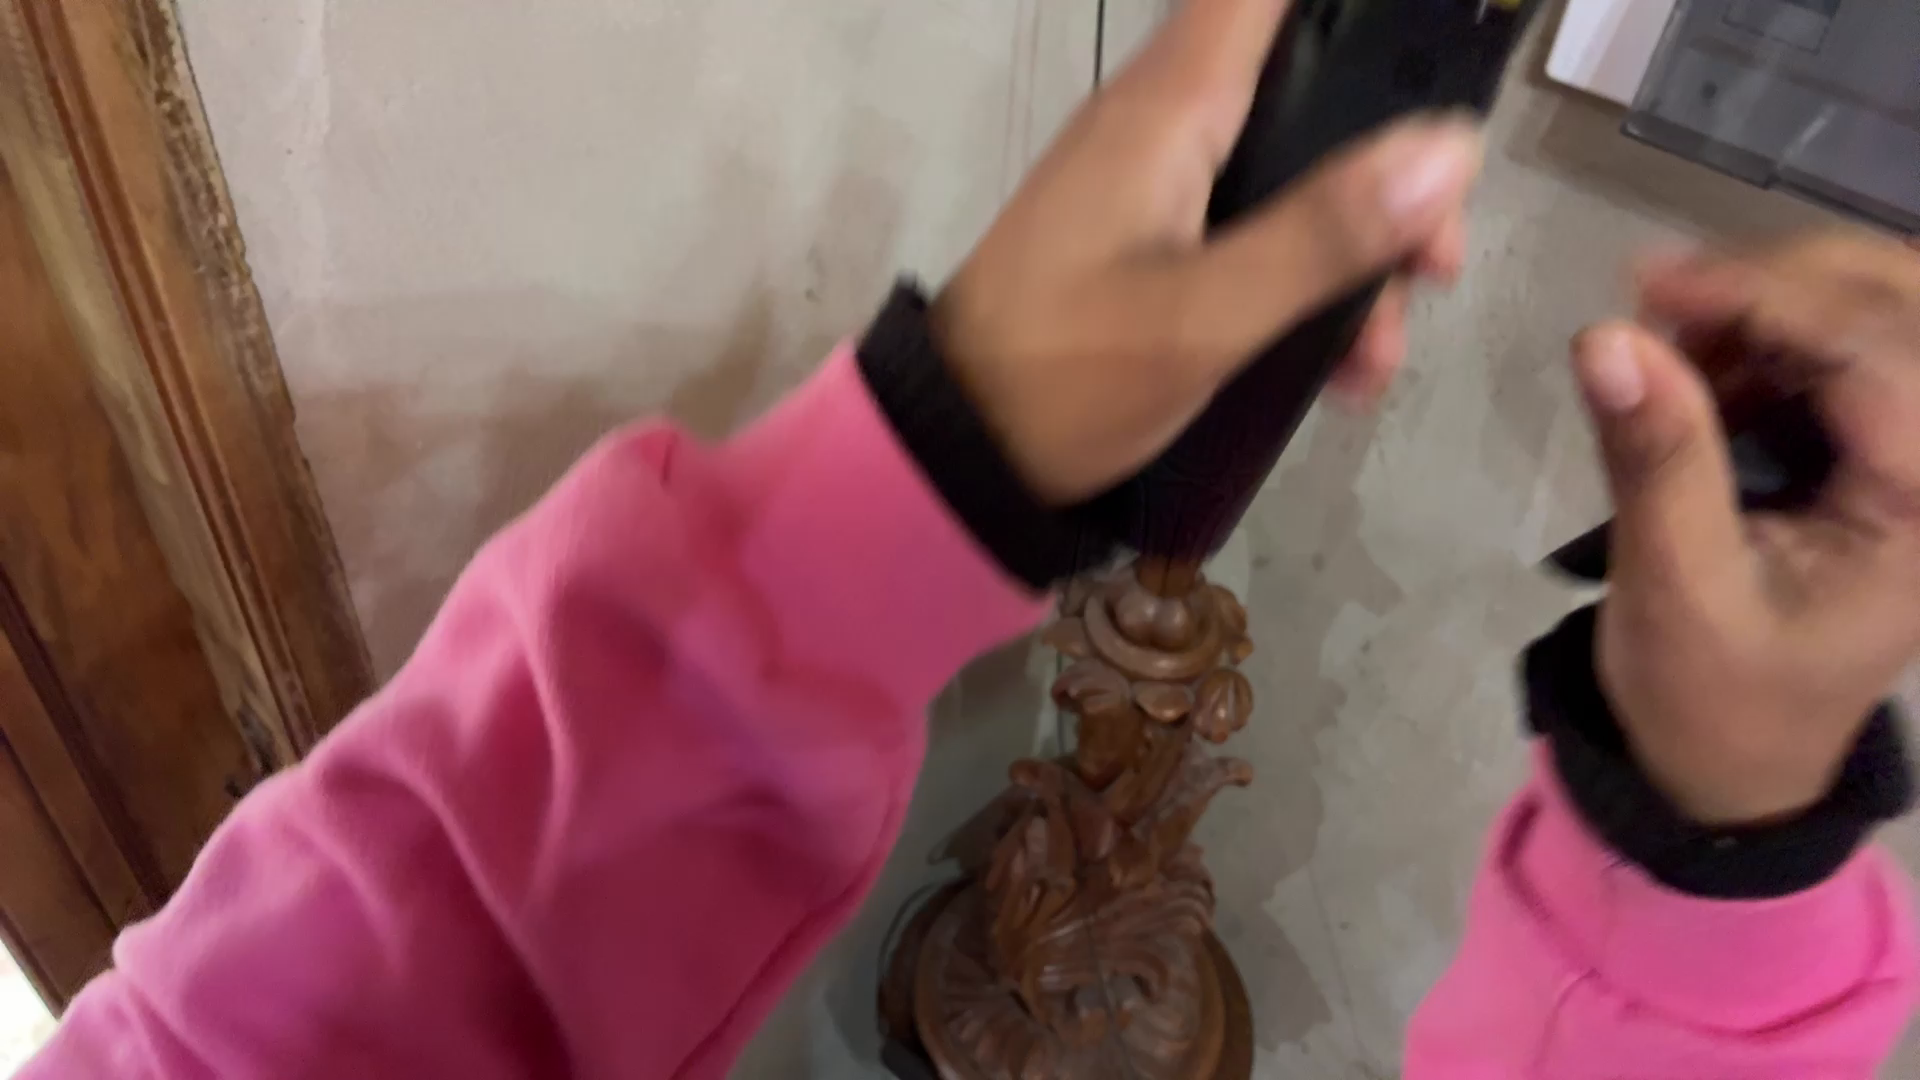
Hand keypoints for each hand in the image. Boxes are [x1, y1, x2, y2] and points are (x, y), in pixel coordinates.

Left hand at [934, 0, 1482, 503]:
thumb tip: (1447, 150)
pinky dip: (1281, 292)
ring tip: (1369, 361)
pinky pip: (1230, 245)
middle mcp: (1154, 134)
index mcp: (1166, 112)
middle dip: (1381, 179)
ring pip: (1273, 188)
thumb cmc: (1067, 376)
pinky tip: (1319, 369)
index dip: (1351, 15)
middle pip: (1302, 103)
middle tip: (1430, 269)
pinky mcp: (1131, 258)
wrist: (963, 445)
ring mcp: (1139, 200)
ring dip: (1337, 260)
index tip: (1421, 57)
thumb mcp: (1201, 318)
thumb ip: (1317, 236)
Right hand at [1573, 230, 1919, 824]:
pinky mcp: (1862, 458)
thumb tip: (1603, 342)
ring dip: (1768, 308)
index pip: (1885, 356)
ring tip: (1659, 338)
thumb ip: (1652, 460)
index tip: (1641, 283)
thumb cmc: (1706, 685)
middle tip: (1654, 295)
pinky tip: (1686, 371)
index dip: (1767, 301)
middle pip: (1910, 313)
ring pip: (1879, 322)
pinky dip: (1754, 345)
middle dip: (1786, 282)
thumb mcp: (1674, 582)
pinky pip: (1830, 362)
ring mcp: (1909, 458)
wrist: (1723, 751)